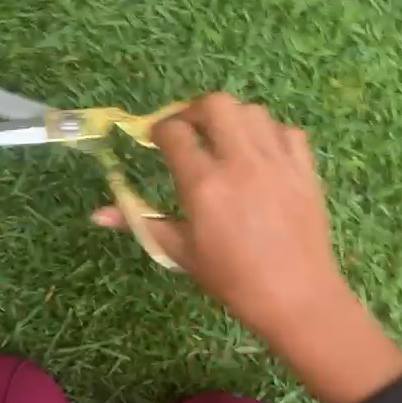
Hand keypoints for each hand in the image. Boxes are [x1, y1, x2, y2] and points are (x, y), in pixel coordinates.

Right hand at [93, 93, 401, 402]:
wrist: (297, 298)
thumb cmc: (231, 278)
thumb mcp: (179, 251)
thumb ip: (139, 222)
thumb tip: (97, 214)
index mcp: (204, 185)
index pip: (174, 132)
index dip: (158, 130)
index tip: (155, 140)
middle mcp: (240, 163)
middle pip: (216, 105)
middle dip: (194, 110)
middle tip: (187, 130)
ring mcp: (277, 163)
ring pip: (252, 111)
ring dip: (231, 119)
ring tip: (223, 140)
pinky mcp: (305, 170)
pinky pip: (287, 131)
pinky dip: (269, 134)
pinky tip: (260, 154)